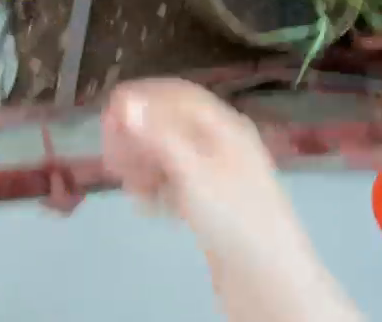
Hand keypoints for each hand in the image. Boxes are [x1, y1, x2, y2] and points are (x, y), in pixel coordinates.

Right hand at [101, 79, 295, 267]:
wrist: (272, 285)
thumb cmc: (233, 219)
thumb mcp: (193, 172)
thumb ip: (157, 135)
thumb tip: (125, 101)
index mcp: (224, 126)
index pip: (177, 96)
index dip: (141, 98)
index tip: (109, 114)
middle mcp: (222, 144)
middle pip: (170, 124)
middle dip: (138, 135)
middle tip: (110, 153)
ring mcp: (219, 176)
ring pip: (171, 154)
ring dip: (144, 162)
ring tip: (127, 184)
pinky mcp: (213, 204)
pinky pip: (177, 181)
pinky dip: (157, 185)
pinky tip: (147, 204)